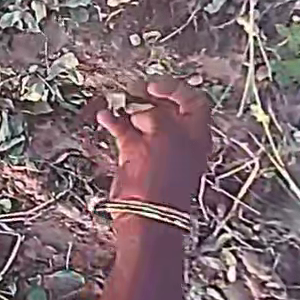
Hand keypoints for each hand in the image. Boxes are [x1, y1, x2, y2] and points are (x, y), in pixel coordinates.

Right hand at [96, 77, 210, 211]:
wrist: (145, 213)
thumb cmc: (162, 174)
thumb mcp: (164, 135)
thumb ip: (156, 117)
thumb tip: (141, 116)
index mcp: (195, 134)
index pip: (193, 102)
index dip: (175, 89)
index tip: (154, 86)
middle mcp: (178, 139)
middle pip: (166, 109)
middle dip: (149, 98)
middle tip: (133, 90)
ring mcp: (156, 148)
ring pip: (143, 119)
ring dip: (130, 108)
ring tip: (118, 100)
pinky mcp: (136, 157)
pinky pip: (125, 133)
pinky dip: (114, 123)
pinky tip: (104, 116)